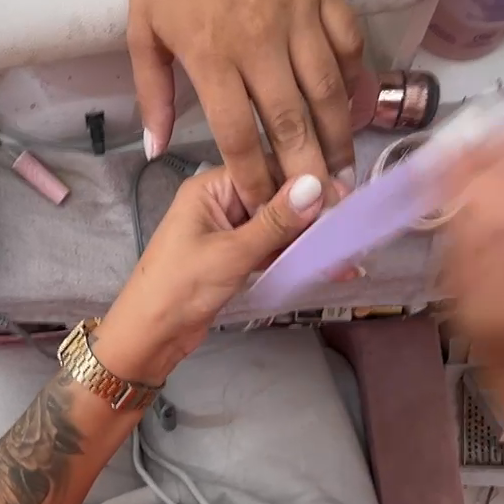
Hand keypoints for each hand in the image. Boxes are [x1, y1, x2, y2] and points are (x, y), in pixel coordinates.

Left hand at [97, 168, 326, 381]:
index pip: (266, 166)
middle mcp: (219, 201)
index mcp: (210, 187)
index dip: (306, 180)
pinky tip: (326, 264)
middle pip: (275, 195)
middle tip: (353, 226)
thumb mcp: (231, 253)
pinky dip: (293, 256)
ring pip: (276, 225)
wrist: (149, 336)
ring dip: (307, 238)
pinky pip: (269, 248)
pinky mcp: (232, 257)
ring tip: (349, 250)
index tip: (346, 195)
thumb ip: (275, 222)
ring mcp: (226, 230)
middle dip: (312, 212)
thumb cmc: (180, 288)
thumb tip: (317, 184)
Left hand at [129, 0, 365, 209]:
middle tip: (322, 207)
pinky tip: (352, 110)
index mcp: (211, 56)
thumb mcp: (142, 30)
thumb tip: (156, 150)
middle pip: (292, 122)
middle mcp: (260, 41)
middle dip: (307, 172)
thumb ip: (152, 94)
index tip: (267, 209)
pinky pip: (349, 44)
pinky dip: (354, 80)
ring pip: (327, 90)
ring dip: (338, 137)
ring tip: (343, 173)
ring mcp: (299, 15)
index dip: (256, 179)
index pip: (240, 135)